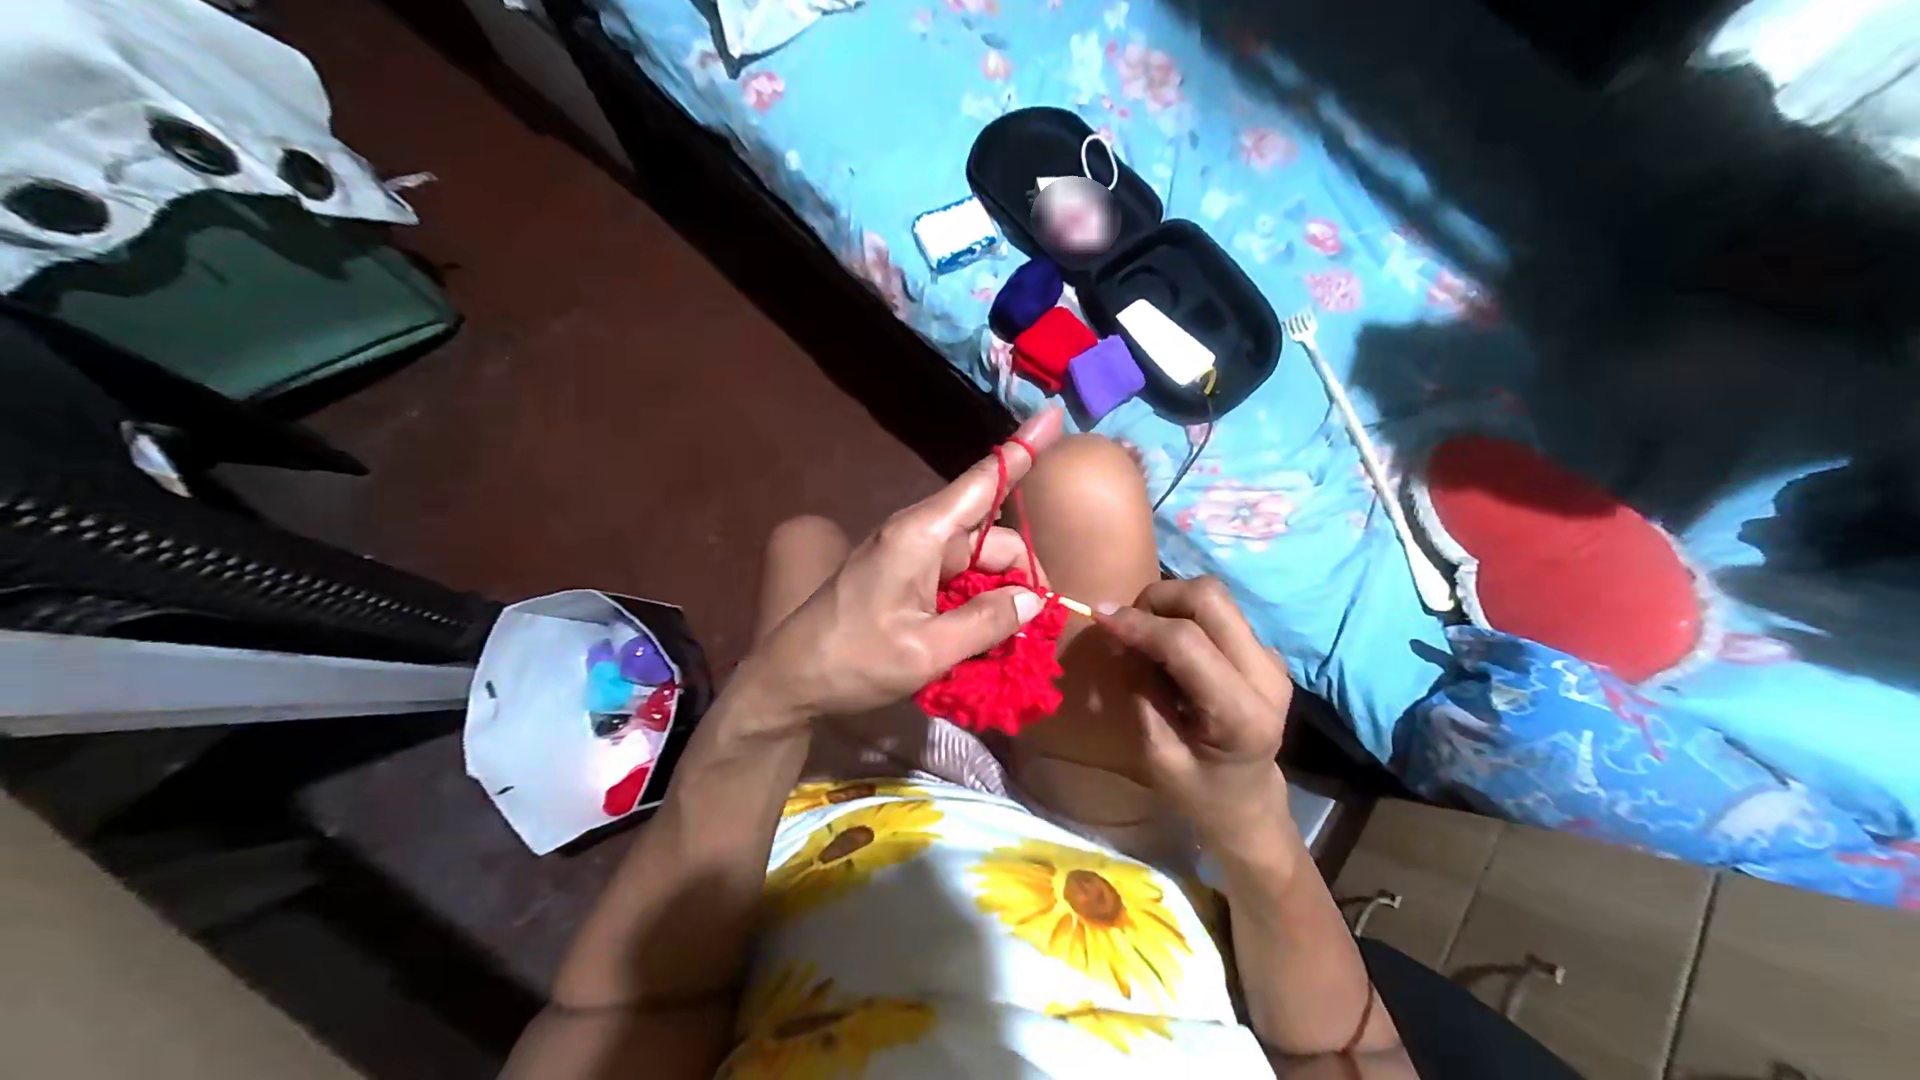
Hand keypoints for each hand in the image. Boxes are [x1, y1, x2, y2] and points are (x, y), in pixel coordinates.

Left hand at [733, 409, 1065, 736]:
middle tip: (1037, 622)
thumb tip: (1033, 598)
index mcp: (921, 535)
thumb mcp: (926, 651)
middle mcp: (918, 534)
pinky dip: (977, 599)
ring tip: (1010, 637)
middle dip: (1021, 571)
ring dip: (1000, 591)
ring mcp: (910, 555)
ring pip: (977, 559)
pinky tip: (986, 633)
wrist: (791, 679)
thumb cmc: (853, 660)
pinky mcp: (904, 576)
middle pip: (991, 535)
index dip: (1023, 448)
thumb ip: (986, 621)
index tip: (1055, 413)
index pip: (983, 481)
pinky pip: (956, 577)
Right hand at [1095, 577, 1294, 843]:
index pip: (1187, 642)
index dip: (1138, 623)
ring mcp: (1271, 658)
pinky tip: (1169, 646)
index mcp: (1240, 714)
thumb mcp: (1155, 752)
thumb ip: (1141, 689)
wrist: (1248, 800)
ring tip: (1145, 634)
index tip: (1099, 616)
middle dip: (1157, 598)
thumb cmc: (1197, 789)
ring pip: (1214, 596)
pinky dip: (1183, 614)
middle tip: (1128, 625)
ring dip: (1170, 603)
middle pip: (1210, 597)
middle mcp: (1266, 676)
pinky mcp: (1264, 650)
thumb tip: (1122, 633)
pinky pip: (1218, 611)